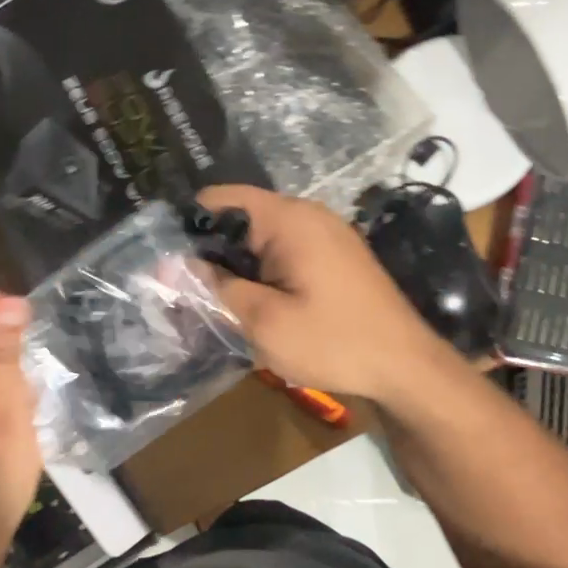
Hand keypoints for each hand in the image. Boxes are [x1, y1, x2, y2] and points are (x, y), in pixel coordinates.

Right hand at [197, 185, 464, 403]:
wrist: (404, 367)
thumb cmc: (332, 342)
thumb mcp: (263, 320)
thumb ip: (215, 288)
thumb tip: (172, 266)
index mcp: (289, 219)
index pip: (220, 200)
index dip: (186, 227)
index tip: (163, 263)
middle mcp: (307, 217)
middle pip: (238, 220)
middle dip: (207, 253)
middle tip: (178, 292)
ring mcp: (324, 238)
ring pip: (259, 242)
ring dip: (232, 269)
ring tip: (207, 304)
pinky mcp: (333, 261)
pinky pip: (282, 257)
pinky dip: (258, 277)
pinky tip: (247, 309)